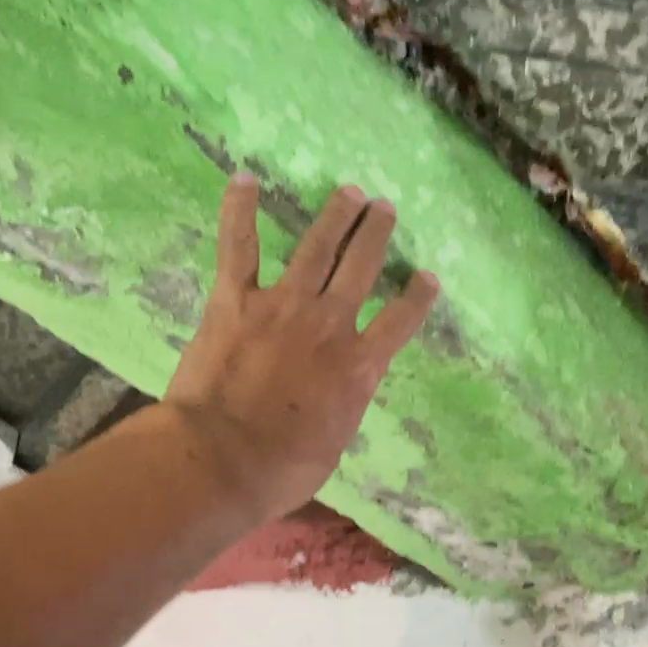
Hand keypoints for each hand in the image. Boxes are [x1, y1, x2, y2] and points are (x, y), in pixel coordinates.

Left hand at [165, 175, 438, 521]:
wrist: (220, 461)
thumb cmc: (281, 468)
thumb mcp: (333, 444)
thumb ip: (343, 405)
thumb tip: (342, 392)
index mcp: (358, 364)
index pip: (400, 320)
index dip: (417, 295)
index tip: (427, 277)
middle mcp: (329, 324)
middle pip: (361, 267)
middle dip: (375, 234)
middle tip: (383, 207)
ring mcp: (282, 306)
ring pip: (316, 248)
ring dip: (335, 216)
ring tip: (349, 192)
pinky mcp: (234, 301)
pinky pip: (239, 247)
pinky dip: (240, 211)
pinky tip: (245, 178)